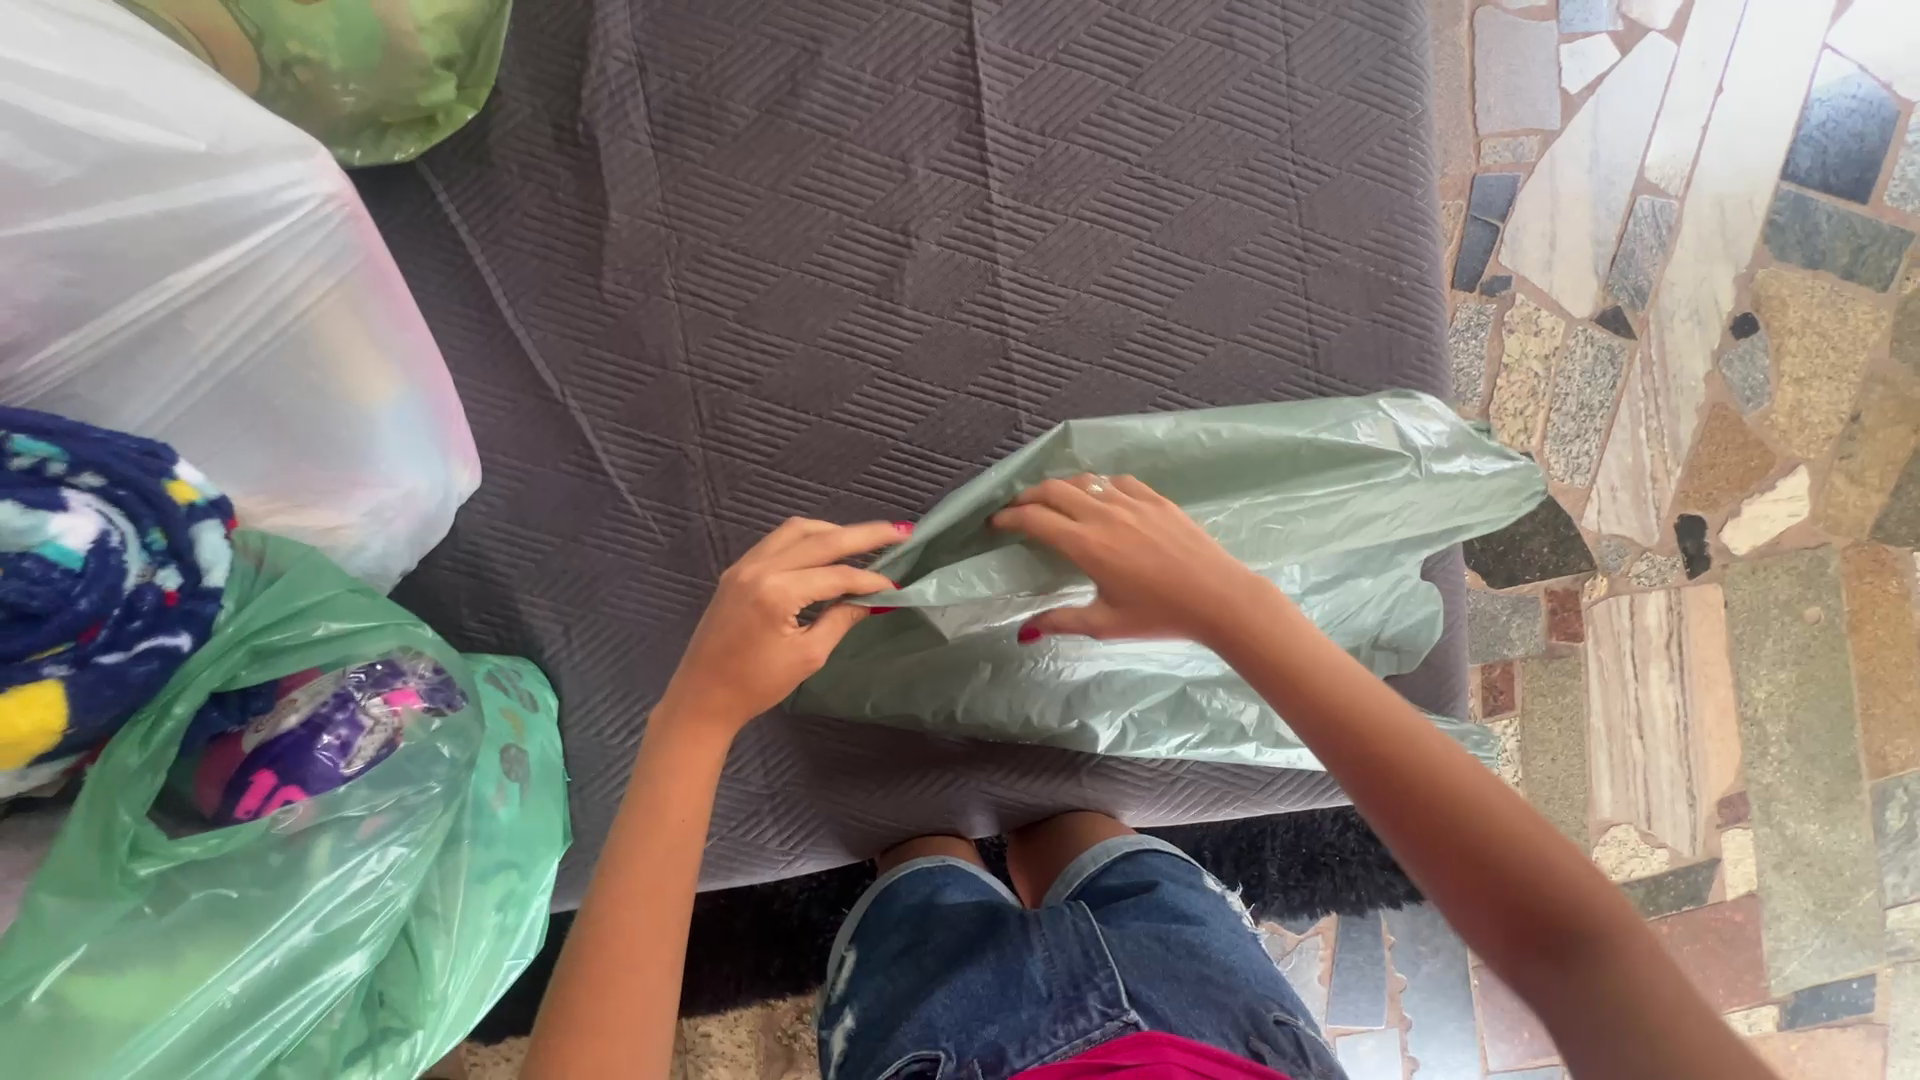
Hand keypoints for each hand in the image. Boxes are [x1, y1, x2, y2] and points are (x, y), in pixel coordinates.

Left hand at [653, 518, 907, 735]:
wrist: (701, 698)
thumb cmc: (756, 685)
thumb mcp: (808, 656)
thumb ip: (842, 619)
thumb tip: (873, 600)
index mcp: (776, 592)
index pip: (836, 576)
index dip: (870, 580)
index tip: (896, 586)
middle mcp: (759, 568)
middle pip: (821, 539)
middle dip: (863, 534)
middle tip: (899, 532)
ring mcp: (744, 565)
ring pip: (796, 531)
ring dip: (832, 531)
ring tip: (864, 540)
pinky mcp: (737, 571)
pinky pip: (778, 541)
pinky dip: (807, 539)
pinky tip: (827, 551)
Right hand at [990, 474, 1278, 644]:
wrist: (1219, 597)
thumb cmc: (1160, 615)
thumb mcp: (1106, 625)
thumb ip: (1061, 622)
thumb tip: (1022, 633)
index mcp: (1086, 545)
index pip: (1035, 519)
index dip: (1009, 518)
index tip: (996, 524)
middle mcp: (1104, 515)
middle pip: (1053, 490)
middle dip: (1028, 496)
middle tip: (1017, 509)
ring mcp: (1132, 502)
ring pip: (1085, 480)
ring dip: (1061, 487)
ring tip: (1052, 500)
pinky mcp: (1156, 499)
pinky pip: (1117, 481)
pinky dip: (1098, 484)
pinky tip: (1100, 496)